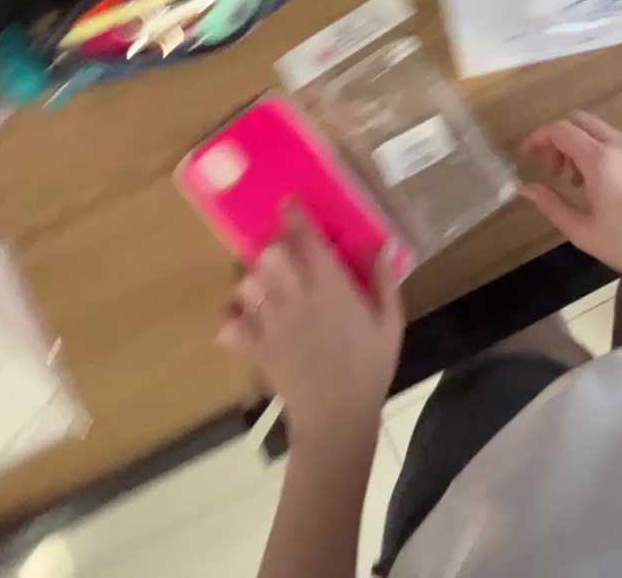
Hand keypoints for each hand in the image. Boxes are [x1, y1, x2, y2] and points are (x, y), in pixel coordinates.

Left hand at [217, 207, 403, 444]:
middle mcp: (296, 297)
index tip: (289, 204)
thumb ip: (383, 281)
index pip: (306, 239)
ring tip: (270, 288)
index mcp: (331, 286)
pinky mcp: (256, 348)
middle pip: (270, 255)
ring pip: (248, 284)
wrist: (338, 417)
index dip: (295, 217)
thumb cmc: (370, 366)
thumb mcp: (391, 321)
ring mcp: (272, 323)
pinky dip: (233, 319)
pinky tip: (247, 320)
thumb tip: (380, 246)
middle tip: (289, 257)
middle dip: (276, 249)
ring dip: (256, 280)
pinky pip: (230, 325)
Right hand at [519, 111, 621, 286]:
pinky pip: (614, 142)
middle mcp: (619, 146)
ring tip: (573, 182)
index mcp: (600, 160)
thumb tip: (526, 188)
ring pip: (597, 130)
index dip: (537, 139)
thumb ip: (551, 204)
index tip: (525, 157)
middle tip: (551, 171)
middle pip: (579, 121)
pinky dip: (596, 151)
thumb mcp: (582, 230)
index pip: (560, 131)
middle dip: (557, 139)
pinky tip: (597, 184)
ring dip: (577, 146)